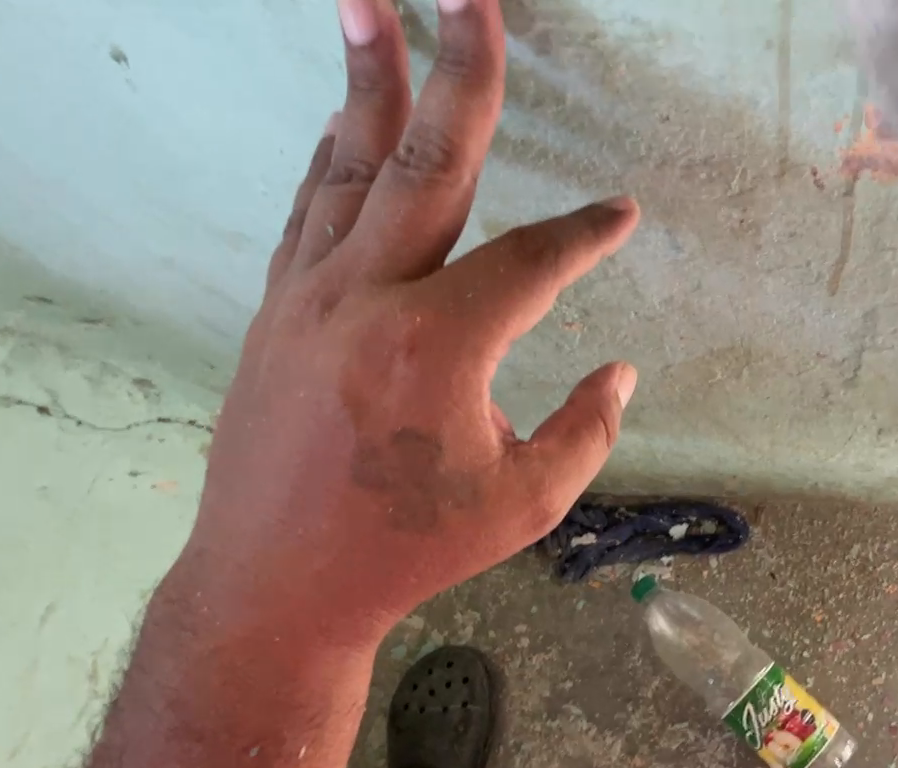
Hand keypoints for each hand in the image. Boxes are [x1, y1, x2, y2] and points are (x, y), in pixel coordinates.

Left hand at [177, 0, 638, 647]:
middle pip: (429, 163)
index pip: (534, 261)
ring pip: (350, 167)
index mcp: (440, 344)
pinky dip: (337, 154)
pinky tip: (347, 120)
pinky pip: (312, 208)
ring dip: (371, 81)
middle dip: (462, 72)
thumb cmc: (413, 548)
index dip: (588, 234)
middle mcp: (368, 297)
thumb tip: (622, 374)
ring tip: (372, 3)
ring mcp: (309, 296)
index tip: (623, 213)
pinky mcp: (275, 309)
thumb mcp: (528, 504)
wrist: (279, 580)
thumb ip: (588, 431)